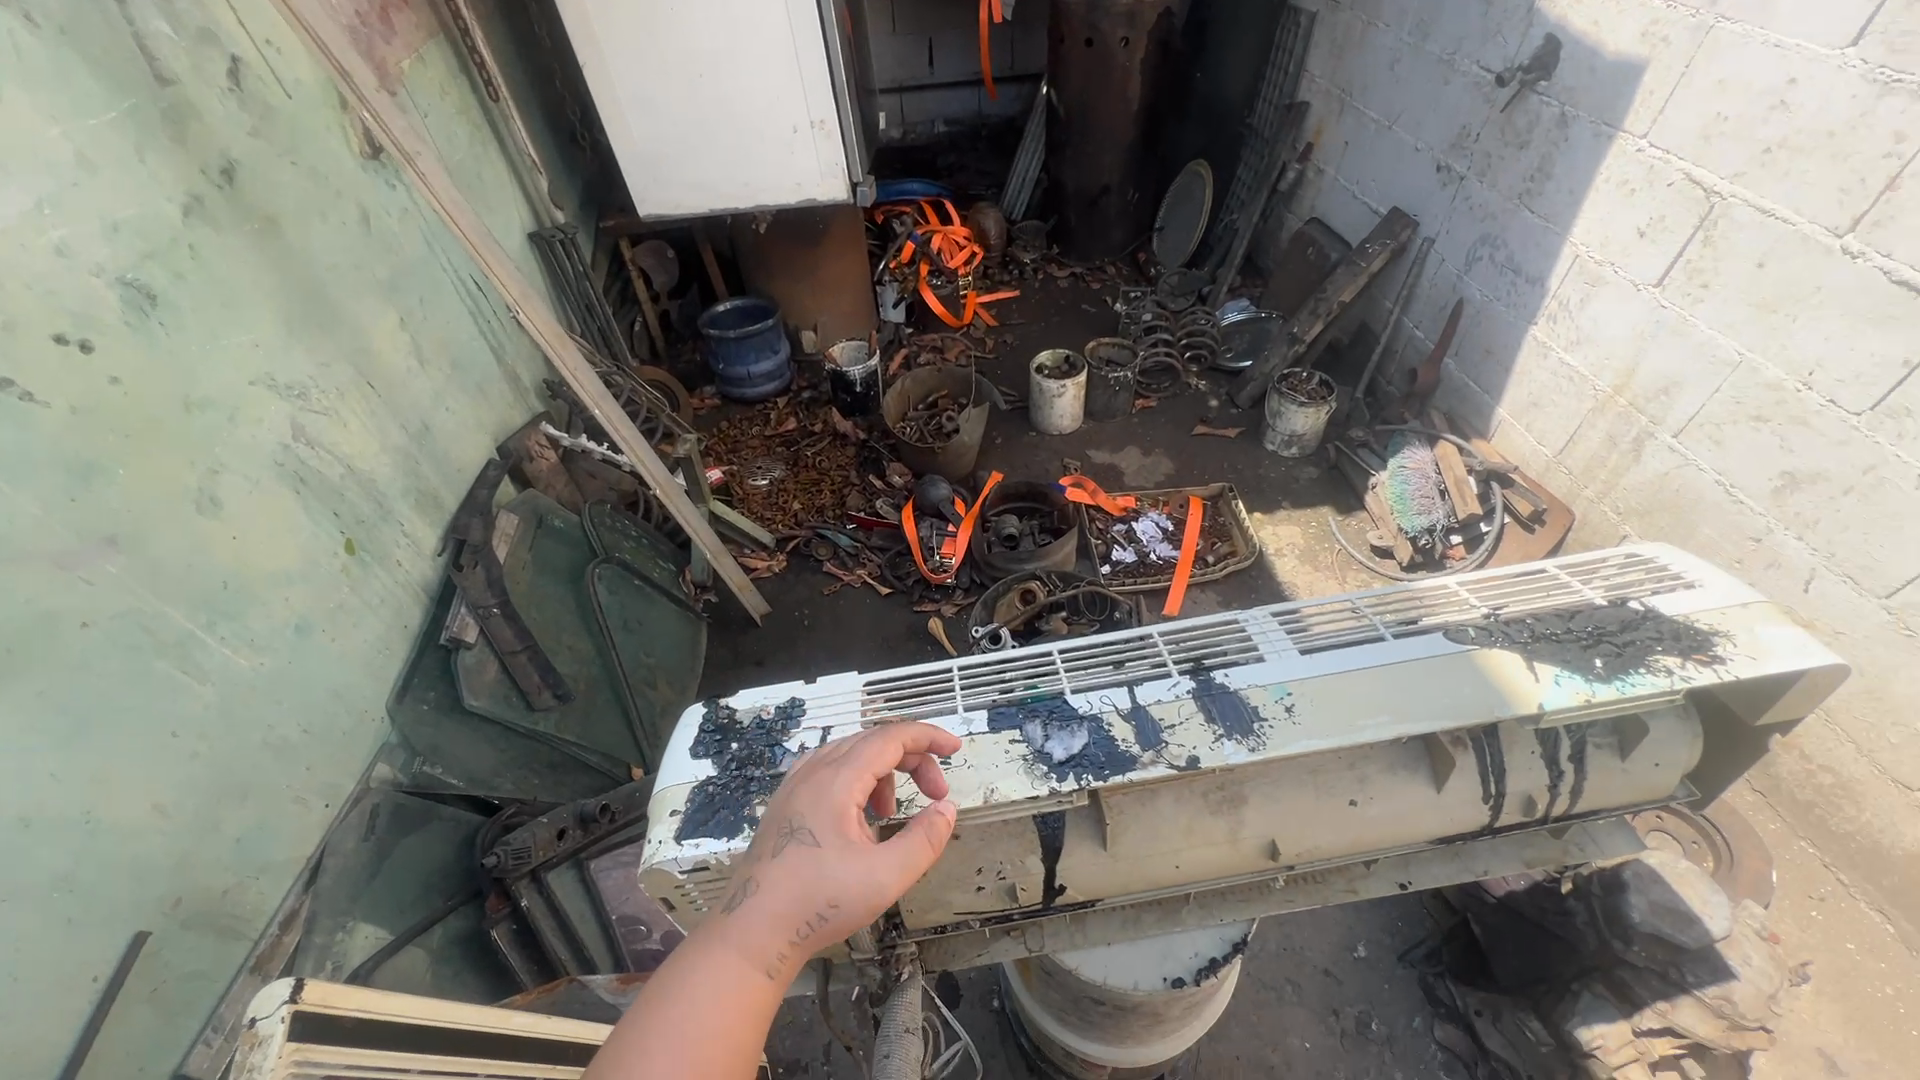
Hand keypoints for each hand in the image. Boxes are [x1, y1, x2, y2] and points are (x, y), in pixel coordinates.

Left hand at [702, 722, 961, 983]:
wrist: (752, 932)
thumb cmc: (820, 902)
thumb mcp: (886, 876)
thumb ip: (924, 839)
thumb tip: (946, 809)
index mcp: (837, 779)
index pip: (891, 737)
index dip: (928, 737)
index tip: (956, 748)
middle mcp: (813, 771)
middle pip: (873, 741)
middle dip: (912, 760)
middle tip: (935, 795)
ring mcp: (794, 785)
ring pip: (850, 754)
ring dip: (884, 772)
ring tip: (891, 814)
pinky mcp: (785, 803)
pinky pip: (829, 771)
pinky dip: (857, 781)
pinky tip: (860, 820)